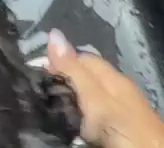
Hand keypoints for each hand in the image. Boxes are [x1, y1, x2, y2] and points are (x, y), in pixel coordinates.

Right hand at [47, 31, 163, 146]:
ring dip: (74, 103)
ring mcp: (126, 113)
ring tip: (52, 113)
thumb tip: (52, 32)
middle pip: (86, 78)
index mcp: (114, 78)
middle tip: (40, 96)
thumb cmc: (128, 133)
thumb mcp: (98, 101)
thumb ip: (75, 71)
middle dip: (65, 83)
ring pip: (93, 99)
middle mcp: (120, 90)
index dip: (58, 61)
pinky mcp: (127, 132)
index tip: (35, 76)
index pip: (81, 57)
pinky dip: (85, 120)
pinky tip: (76, 129)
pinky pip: (100, 117)